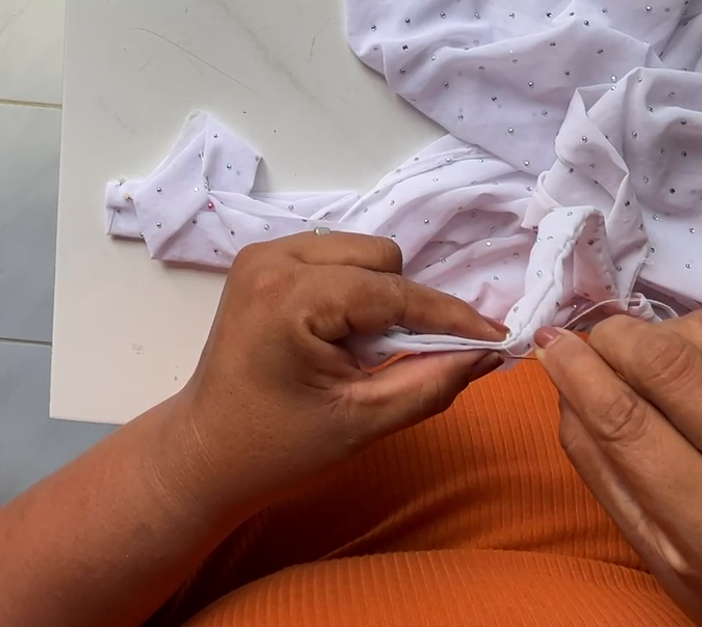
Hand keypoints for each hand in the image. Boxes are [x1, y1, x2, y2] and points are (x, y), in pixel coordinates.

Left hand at [159, 231, 506, 517]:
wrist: (206, 451)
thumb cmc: (278, 447)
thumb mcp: (363, 422)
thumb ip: (430, 382)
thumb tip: (486, 352)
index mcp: (290, 297)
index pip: (391, 293)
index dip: (448, 316)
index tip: (495, 335)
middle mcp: (274, 258)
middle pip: (379, 257)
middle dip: (403, 305)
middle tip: (395, 357)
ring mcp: (264, 253)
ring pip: (360, 250)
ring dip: (378, 294)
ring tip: (360, 347)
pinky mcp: (262, 258)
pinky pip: (334, 254)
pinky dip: (352, 287)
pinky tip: (337, 330)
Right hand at [537, 311, 701, 626]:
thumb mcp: (656, 551)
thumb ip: (598, 462)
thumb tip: (561, 369)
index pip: (630, 425)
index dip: (578, 372)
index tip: (549, 344)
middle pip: (672, 365)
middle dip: (614, 338)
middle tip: (593, 342)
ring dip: (655, 332)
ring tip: (645, 360)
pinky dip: (698, 340)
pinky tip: (697, 372)